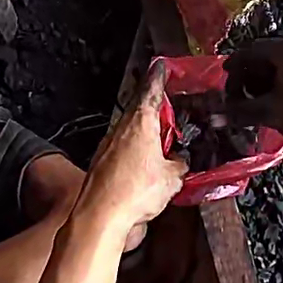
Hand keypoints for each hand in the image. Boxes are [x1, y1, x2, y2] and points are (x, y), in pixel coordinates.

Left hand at [77, 62, 187, 232]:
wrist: (101, 216)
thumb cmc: (133, 192)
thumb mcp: (173, 177)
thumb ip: (180, 164)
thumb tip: (181, 161)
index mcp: (141, 122)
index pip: (152, 89)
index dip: (159, 76)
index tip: (161, 65)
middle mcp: (122, 128)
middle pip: (141, 109)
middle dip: (156, 108)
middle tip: (170, 108)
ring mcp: (109, 145)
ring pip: (132, 130)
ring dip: (146, 132)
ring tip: (163, 143)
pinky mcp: (102, 163)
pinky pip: (123, 149)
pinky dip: (136, 150)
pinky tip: (145, 165)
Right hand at [224, 38, 282, 148]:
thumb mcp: (272, 113)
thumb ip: (240, 111)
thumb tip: (213, 118)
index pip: (252, 50)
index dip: (236, 67)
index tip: (227, 82)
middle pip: (270, 53)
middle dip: (254, 72)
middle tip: (245, 93)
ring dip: (271, 75)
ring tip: (265, 97)